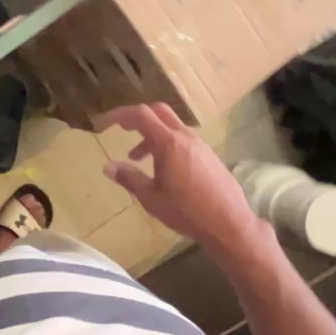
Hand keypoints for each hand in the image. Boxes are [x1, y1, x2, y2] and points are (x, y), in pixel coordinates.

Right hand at [96, 103, 269, 259]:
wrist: (228, 222)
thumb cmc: (186, 211)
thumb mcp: (151, 198)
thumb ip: (129, 178)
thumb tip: (107, 167)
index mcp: (169, 143)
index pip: (142, 115)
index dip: (122, 114)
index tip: (107, 121)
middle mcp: (186, 137)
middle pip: (159, 112)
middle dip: (138, 118)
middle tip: (124, 130)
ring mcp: (200, 145)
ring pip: (172, 127)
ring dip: (152, 135)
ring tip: (138, 158)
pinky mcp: (209, 155)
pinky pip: (183, 139)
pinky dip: (167, 144)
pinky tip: (163, 167)